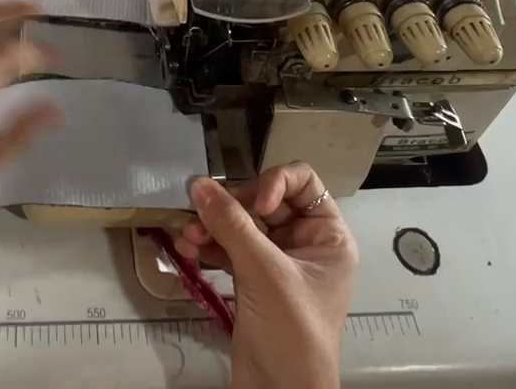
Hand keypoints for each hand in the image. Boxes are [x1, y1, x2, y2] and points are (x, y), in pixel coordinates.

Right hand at [175, 163, 356, 388]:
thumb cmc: (291, 333)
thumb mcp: (264, 273)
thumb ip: (231, 224)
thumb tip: (197, 183)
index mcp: (328, 237)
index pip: (303, 182)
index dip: (275, 182)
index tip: (255, 204)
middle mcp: (305, 243)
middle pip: (264, 200)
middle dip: (230, 206)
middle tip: (200, 212)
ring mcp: (277, 263)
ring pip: (242, 224)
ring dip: (213, 226)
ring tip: (187, 235)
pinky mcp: (253, 281)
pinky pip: (229, 249)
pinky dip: (209, 246)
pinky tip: (187, 249)